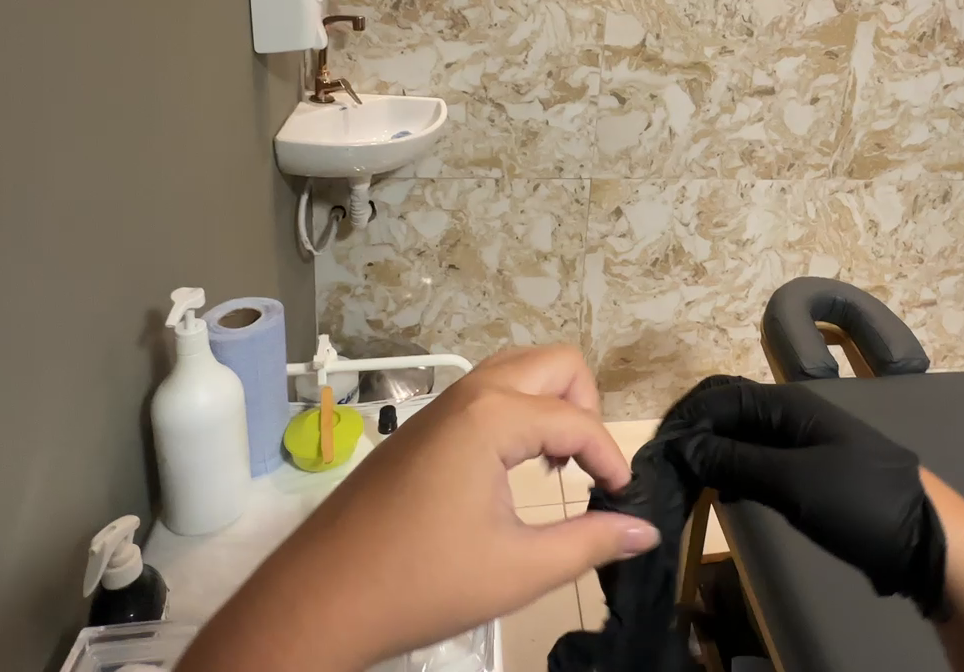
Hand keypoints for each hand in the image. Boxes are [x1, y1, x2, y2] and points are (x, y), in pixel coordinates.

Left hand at [181, 346, 660, 671]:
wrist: (316, 599)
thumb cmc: (420, 584)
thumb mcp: (517, 570)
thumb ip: (591, 542)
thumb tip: (647, 531)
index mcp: (494, 416)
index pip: (579, 422)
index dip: (611, 460)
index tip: (622, 501)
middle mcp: (472, 391)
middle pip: (557, 364)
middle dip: (586, 408)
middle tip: (585, 468)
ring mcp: (443, 402)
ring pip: (521, 368)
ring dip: (552, 403)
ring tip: (553, 464)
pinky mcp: (425, 422)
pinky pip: (491, 389)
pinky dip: (520, 410)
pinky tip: (512, 468)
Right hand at [667, 375, 948, 617]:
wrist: (922, 537)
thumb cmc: (858, 500)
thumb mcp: (793, 482)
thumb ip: (738, 462)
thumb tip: (686, 447)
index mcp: (785, 404)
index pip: (719, 399)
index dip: (687, 420)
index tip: (658, 450)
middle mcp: (788, 415)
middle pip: (728, 416)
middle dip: (697, 437)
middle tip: (667, 468)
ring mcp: (799, 443)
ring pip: (742, 441)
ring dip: (713, 457)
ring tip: (684, 482)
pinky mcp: (806, 471)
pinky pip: (758, 462)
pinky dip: (735, 474)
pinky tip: (720, 494)